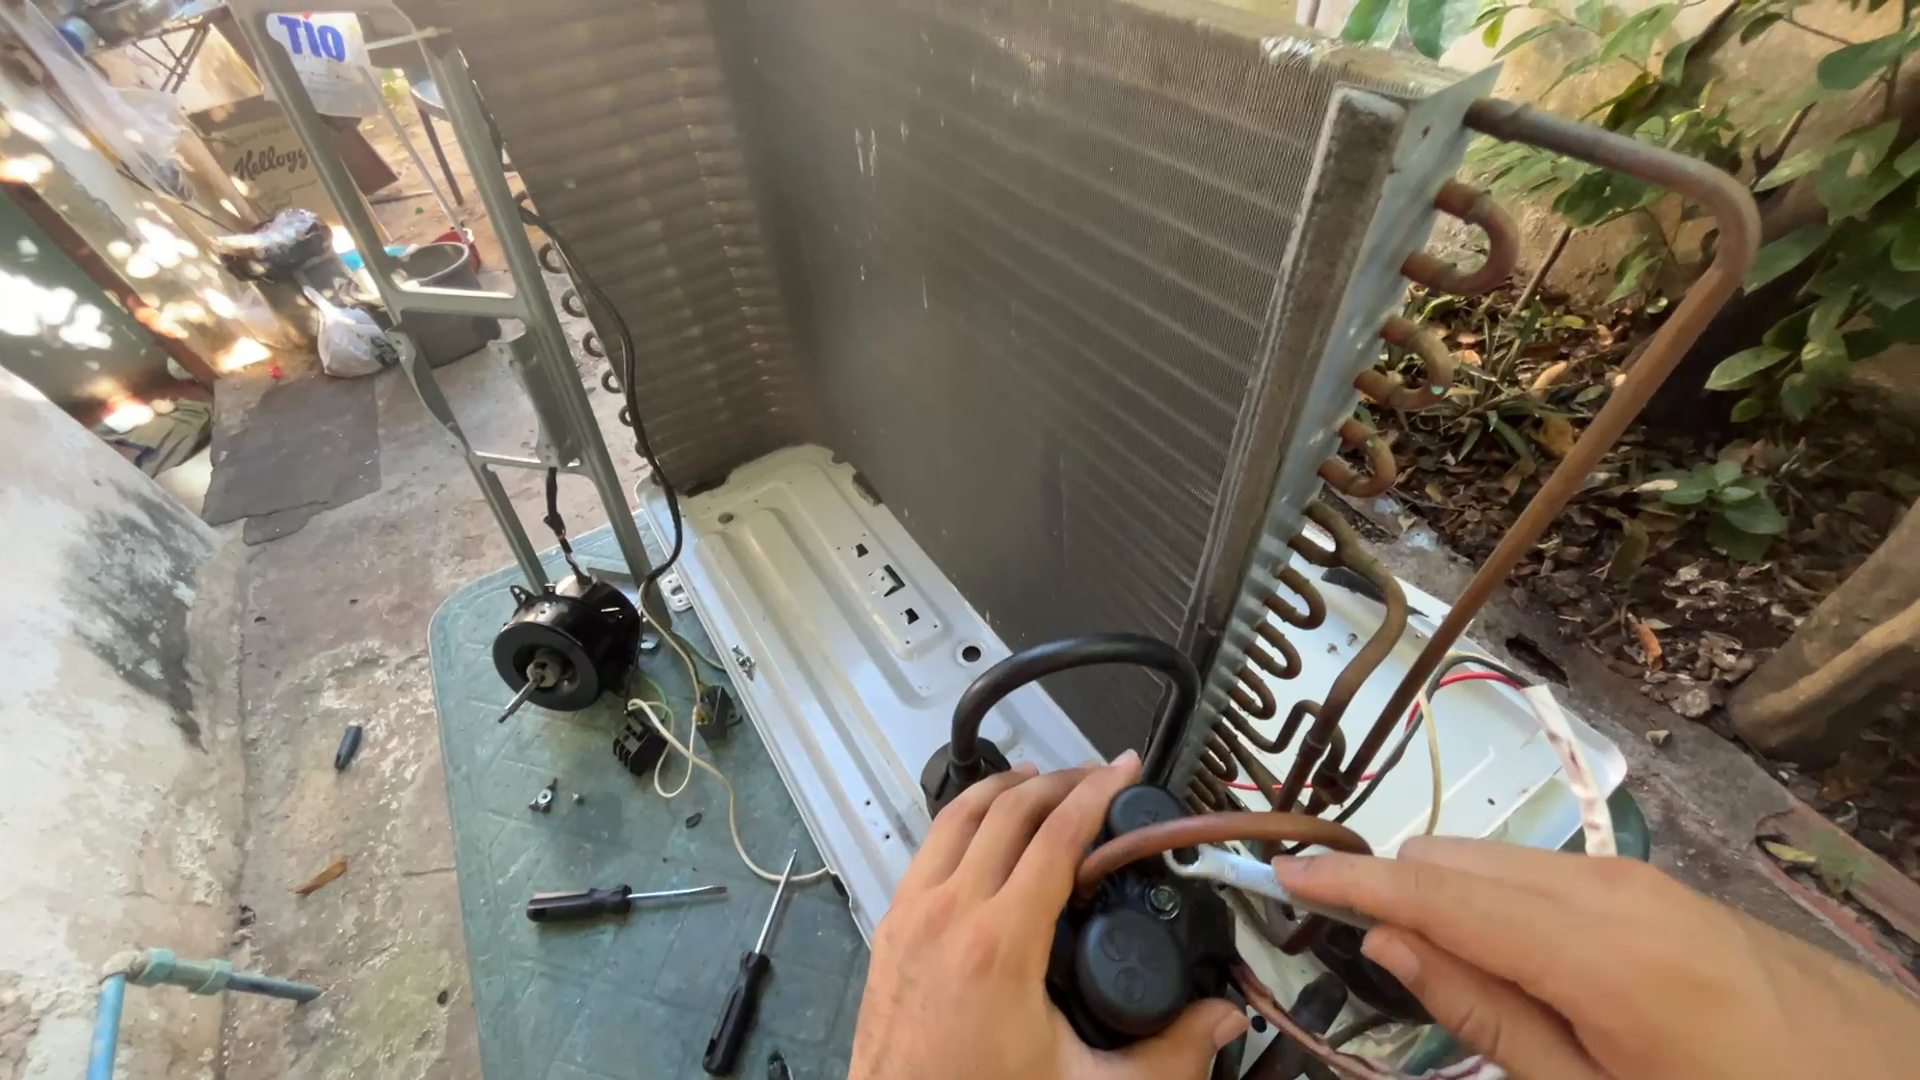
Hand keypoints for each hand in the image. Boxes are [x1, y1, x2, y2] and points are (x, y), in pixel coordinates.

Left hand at [850, 752, 1246, 1079]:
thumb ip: (1166, 1057)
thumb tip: (1222, 1020)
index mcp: (1001, 943)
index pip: (1057, 836)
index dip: (1098, 792)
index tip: (1124, 769)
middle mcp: (951, 909)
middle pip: (1010, 809)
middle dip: (1059, 780)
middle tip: (1096, 776)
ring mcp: (913, 908)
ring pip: (961, 812)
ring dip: (1007, 786)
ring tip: (1045, 778)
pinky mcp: (892, 917)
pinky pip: (932, 841)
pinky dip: (965, 813)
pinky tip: (989, 820)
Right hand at [1274, 836, 1919, 1079]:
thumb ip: (1487, 1015)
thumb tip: (1386, 945)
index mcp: (1598, 951)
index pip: (1431, 892)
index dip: (1346, 881)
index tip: (1281, 871)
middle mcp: (1604, 884)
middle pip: (1446, 858)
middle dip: (1394, 893)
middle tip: (1376, 954)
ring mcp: (1632, 874)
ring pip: (1481, 856)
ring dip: (1442, 894)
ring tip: (1456, 967)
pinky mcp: (1650, 879)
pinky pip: (1529, 868)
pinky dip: (1490, 896)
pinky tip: (1517, 956)